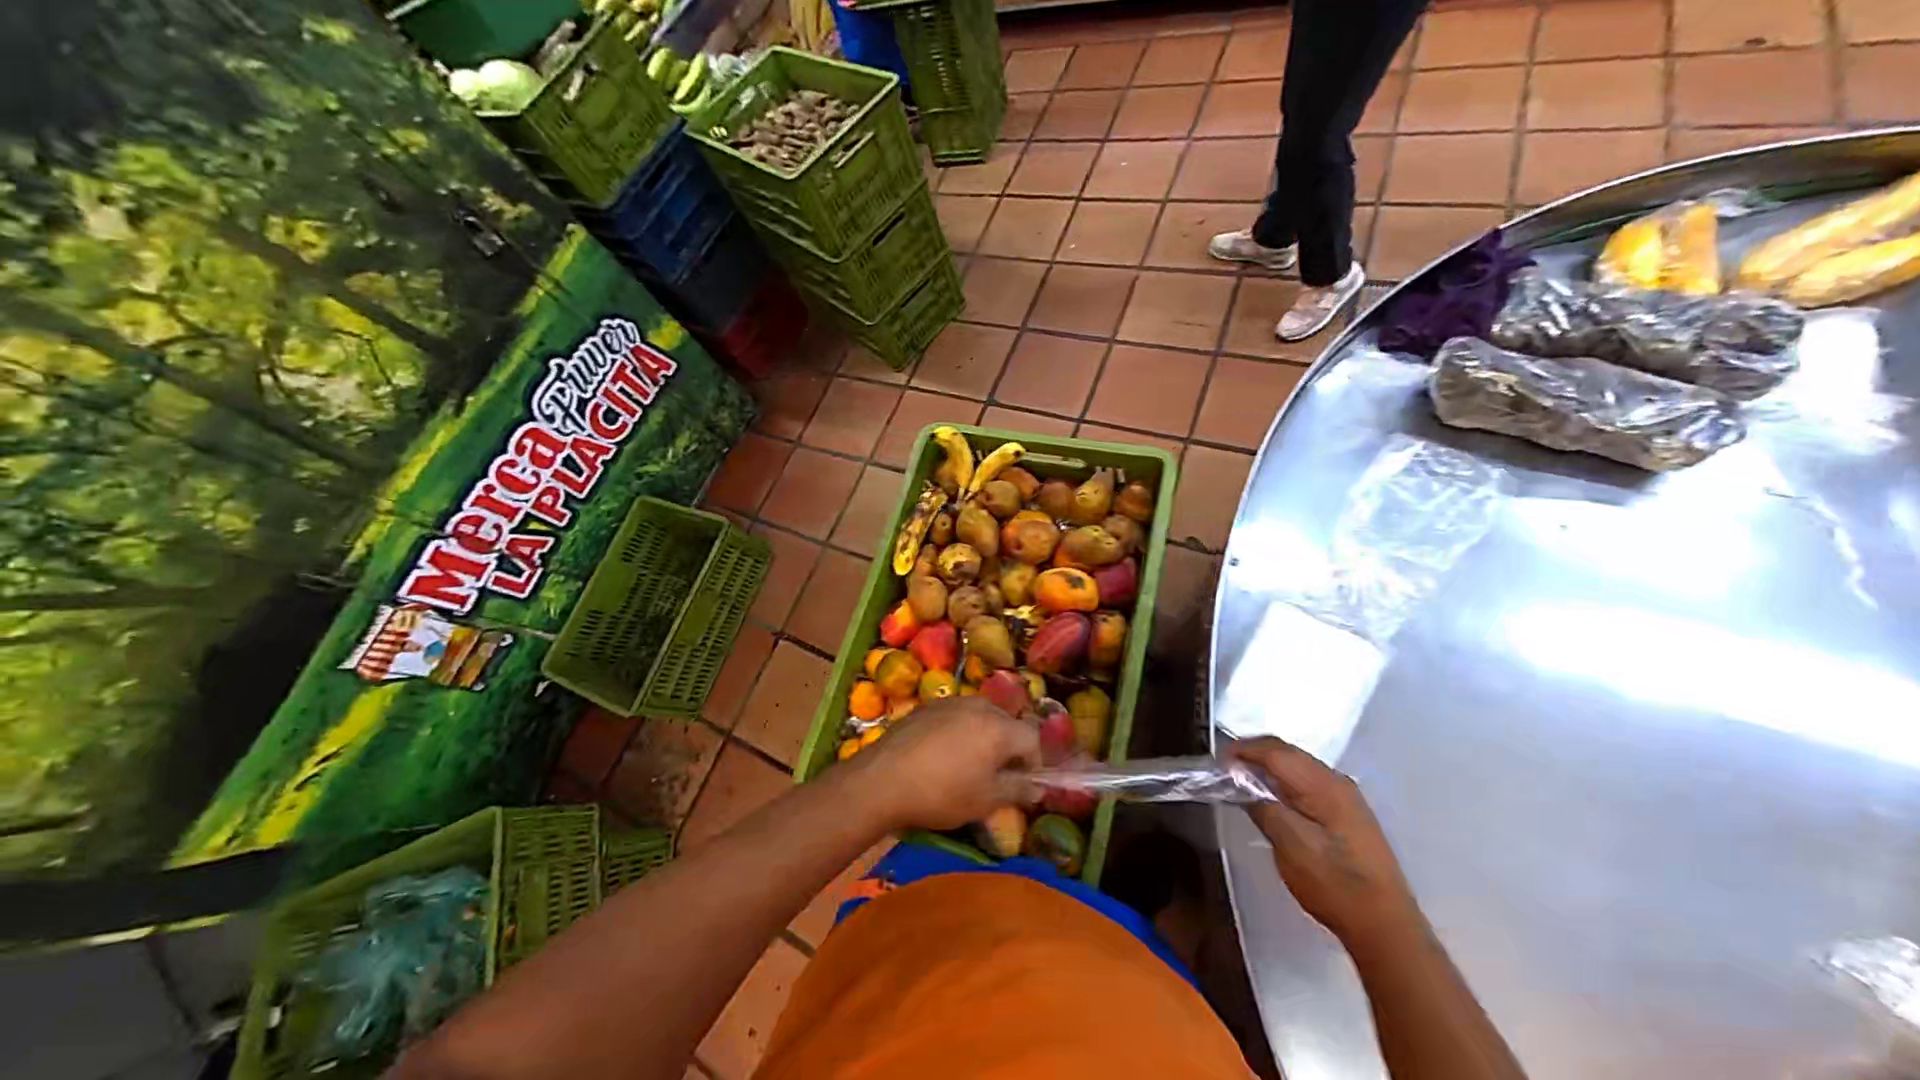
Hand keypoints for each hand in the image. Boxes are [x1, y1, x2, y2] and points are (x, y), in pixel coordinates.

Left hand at [839, 697, 1039, 830]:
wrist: (882, 780)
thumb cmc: (942, 793)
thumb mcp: (985, 800)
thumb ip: (1018, 790)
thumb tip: (1038, 787)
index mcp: (1000, 727)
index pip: (1032, 738)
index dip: (1034, 763)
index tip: (1021, 784)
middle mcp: (979, 706)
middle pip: (1007, 722)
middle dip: (1009, 747)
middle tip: (996, 775)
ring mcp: (950, 702)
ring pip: (980, 716)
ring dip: (983, 736)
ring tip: (968, 763)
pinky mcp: (927, 706)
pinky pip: (955, 715)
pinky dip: (958, 731)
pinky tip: (942, 754)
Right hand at [1230, 737, 1420, 943]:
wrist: (1384, 925)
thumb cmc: (1334, 884)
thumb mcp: (1290, 846)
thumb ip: (1263, 807)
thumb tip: (1242, 782)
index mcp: (1323, 785)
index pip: (1275, 751)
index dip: (1243, 751)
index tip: (1216, 763)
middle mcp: (1336, 782)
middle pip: (1287, 752)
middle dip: (1253, 755)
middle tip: (1224, 772)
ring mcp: (1346, 797)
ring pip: (1298, 765)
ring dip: (1268, 767)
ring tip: (1242, 784)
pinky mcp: (1347, 813)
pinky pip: (1307, 781)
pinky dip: (1283, 781)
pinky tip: (1272, 799)